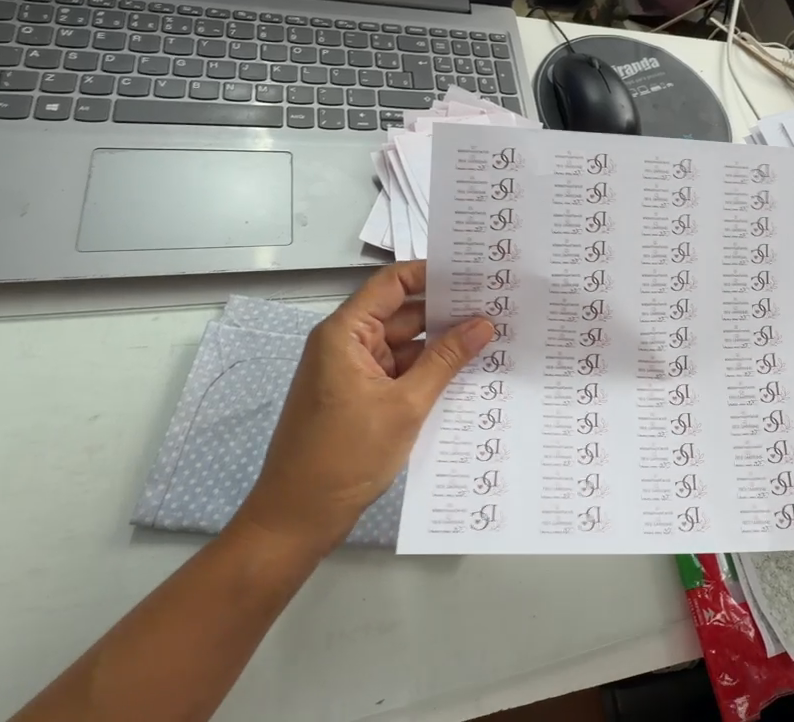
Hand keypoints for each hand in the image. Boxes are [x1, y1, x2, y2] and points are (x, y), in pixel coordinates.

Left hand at [230, 261, 493, 559]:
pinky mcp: (358, 398)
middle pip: (401, 314)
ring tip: (490, 338)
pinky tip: (464, 373)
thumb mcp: (405, 405)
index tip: (474, 274)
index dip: (431, 274)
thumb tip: (483, 324)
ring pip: (404, 346)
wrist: (297, 518)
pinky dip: (426, 372)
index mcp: (345, 334)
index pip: (392, 284)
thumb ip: (446, 360)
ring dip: (440, 346)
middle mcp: (346, 345)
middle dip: (445, 313)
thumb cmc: (345, 456)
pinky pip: (398, 372)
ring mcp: (352, 373)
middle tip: (496, 307)